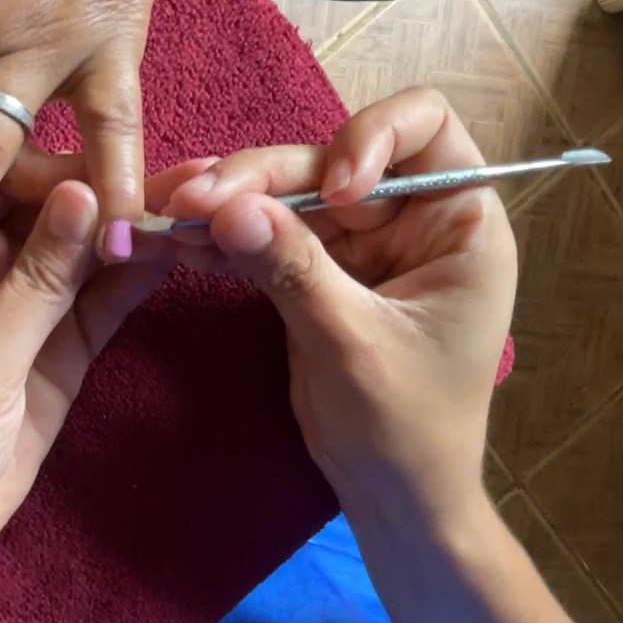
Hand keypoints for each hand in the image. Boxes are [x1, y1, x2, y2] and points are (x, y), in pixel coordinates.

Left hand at [0, 162, 209, 586]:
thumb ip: (36, 281)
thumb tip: (84, 192)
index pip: (1, 184)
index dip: (63, 164)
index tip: (126, 153)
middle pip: (55, 217)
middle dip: (113, 196)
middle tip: (188, 179)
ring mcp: (27, 311)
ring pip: (84, 258)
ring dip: (133, 237)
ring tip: (198, 210)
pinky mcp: (58, 350)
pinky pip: (99, 305)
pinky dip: (132, 283)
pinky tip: (174, 255)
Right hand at [152, 88, 517, 527]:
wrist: (392, 497)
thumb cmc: (406, 427)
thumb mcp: (352, 343)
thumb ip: (293, 269)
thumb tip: (227, 207)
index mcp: (456, 222)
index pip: (423, 126)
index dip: (370, 138)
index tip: (332, 191)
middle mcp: (405, 218)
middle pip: (326, 163)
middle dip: (258, 180)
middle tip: (188, 200)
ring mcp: (354, 245)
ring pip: (283, 198)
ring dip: (224, 205)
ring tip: (165, 216)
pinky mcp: (312, 272)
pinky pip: (263, 239)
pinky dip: (222, 240)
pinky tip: (176, 243)